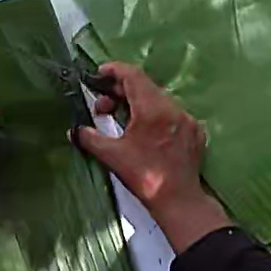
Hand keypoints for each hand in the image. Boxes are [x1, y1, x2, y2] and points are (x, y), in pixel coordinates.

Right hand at [72, 62, 230, 253]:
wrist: (178, 200)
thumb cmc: (144, 177)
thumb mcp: (112, 156)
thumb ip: (90, 138)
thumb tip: (75, 131)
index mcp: (153, 109)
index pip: (133, 76)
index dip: (113, 71)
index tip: (99, 74)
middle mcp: (173, 108)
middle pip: (144, 87)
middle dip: (120, 92)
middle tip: (102, 108)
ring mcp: (187, 119)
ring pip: (158, 100)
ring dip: (136, 104)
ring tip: (121, 121)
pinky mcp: (195, 132)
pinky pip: (171, 114)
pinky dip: (154, 116)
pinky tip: (144, 132)